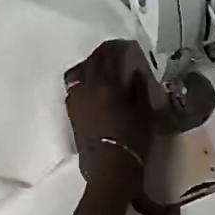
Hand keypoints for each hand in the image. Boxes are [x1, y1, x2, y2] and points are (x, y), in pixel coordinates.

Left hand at [64, 40, 154, 178]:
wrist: (110, 169)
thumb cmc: (132, 140)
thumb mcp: (143, 112)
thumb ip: (137, 89)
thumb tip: (134, 73)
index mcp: (105, 84)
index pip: (107, 55)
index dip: (116, 47)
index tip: (126, 45)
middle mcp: (86, 89)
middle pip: (90, 62)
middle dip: (102, 54)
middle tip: (115, 53)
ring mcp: (75, 102)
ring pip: (77, 74)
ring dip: (89, 66)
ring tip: (101, 69)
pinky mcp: (71, 115)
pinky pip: (73, 89)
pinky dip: (82, 81)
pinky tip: (93, 89)